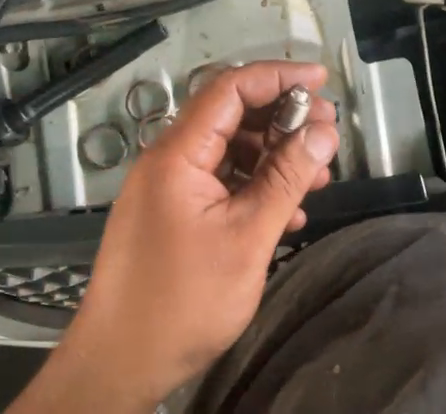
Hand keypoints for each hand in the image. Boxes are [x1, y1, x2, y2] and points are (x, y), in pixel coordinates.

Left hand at [39, 62, 339, 411]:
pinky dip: (255, 186)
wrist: (117, 367)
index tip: (321, 80)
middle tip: (327, 132)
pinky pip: (219, 182)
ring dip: (274, 156)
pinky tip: (288, 212)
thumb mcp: (247, 238)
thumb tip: (323, 132)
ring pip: (229, 150)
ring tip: (316, 176)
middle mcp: (168, 161)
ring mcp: (168, 189)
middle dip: (283, 118)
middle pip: (231, 115)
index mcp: (177, 154)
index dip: (278, 76)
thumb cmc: (181, 303)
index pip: (230, 89)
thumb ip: (286, 178)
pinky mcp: (171, 215)